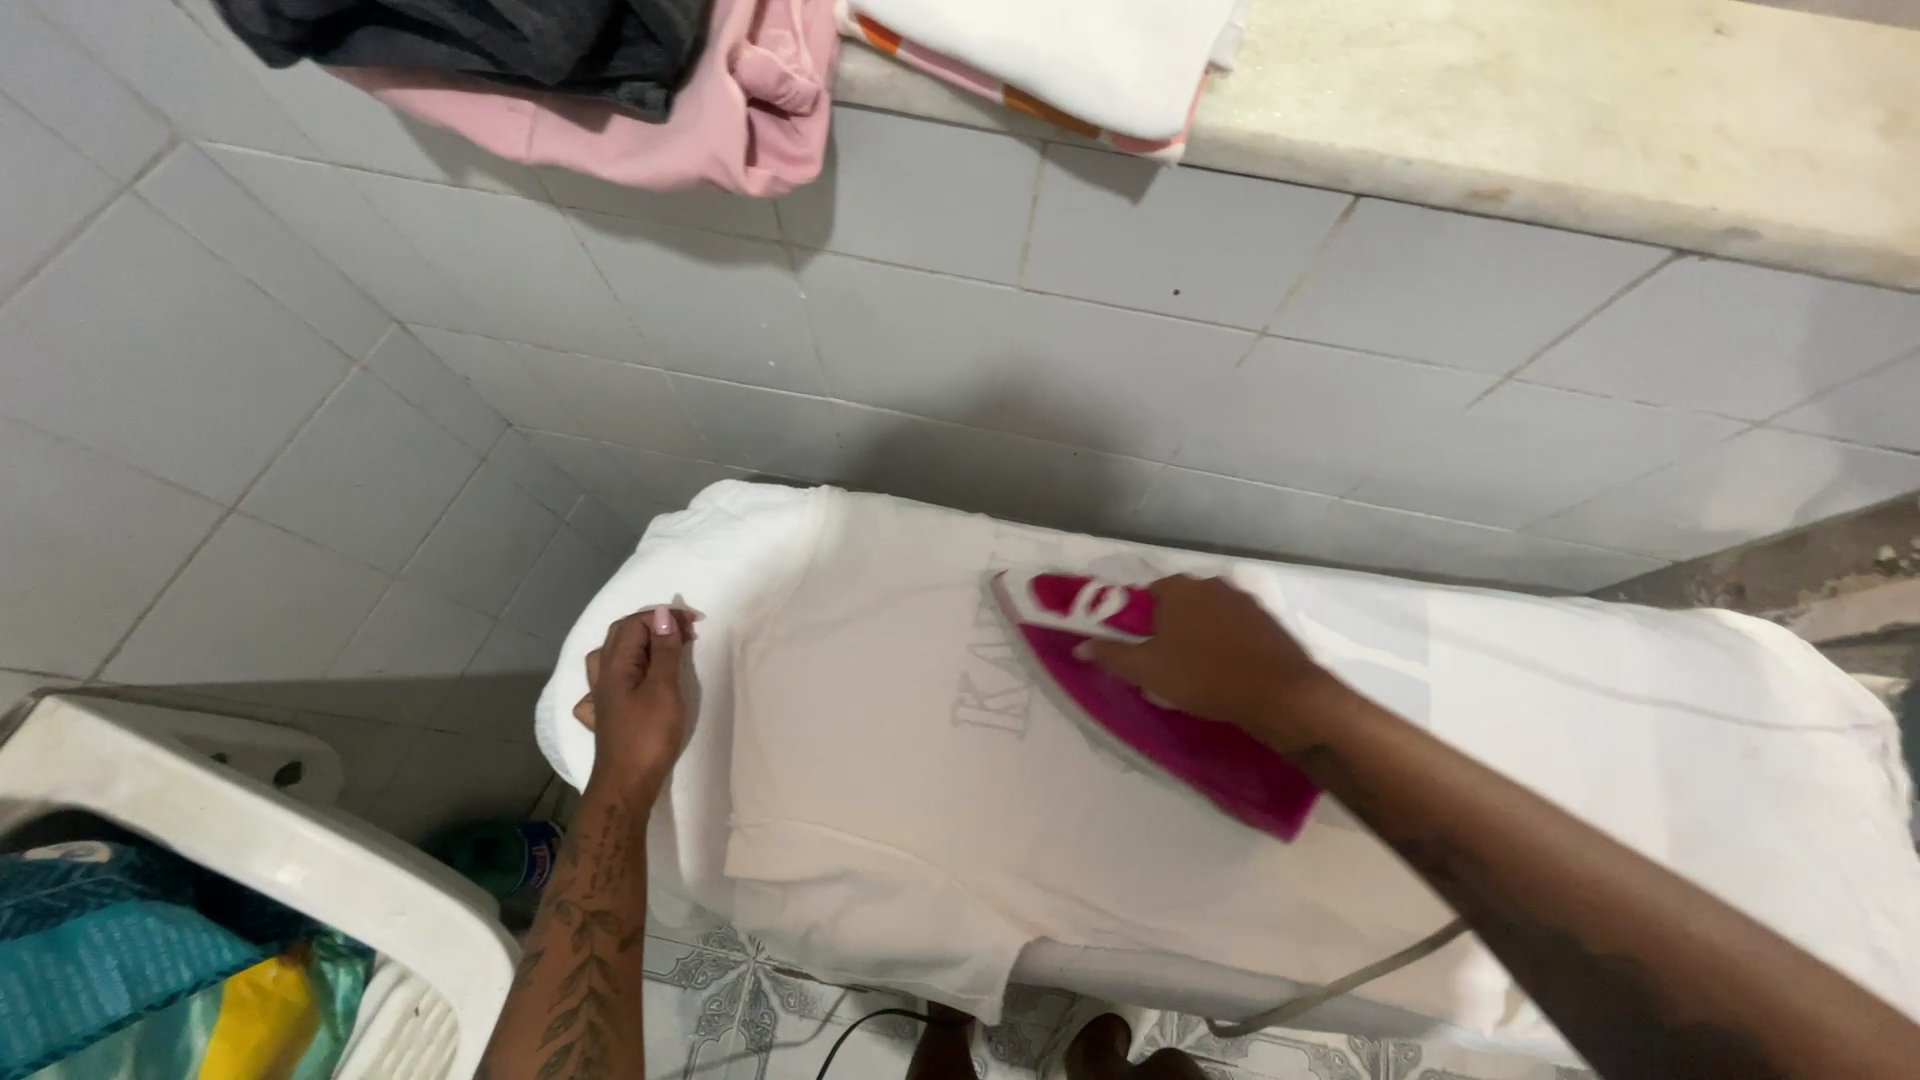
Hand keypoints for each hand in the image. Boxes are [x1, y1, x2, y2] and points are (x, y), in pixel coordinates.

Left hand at [574, 607, 690, 796]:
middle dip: (654, 626)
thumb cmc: (648, 735)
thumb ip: (664, 651)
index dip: (665, 617)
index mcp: (616, 665)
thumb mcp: (664, 688)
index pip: (636, 623)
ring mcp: (601, 695)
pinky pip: (605, 682)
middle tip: (687, 634)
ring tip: (662, 650)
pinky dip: (621, 671)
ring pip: (610, 655)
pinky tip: (629, 682)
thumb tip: (663, 616)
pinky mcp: (606, 713)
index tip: (696, 624)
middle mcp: (603, 675)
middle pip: (621, 634)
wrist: (627, 784)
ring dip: (638, 644)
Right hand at [1085, 574, 1347, 750]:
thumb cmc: (1202, 676)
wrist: (1279, 694)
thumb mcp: (1146, 670)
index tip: (1141, 649)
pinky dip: (1227, 644)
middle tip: (1166, 665)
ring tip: (1199, 673)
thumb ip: (1110, 654)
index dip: (1138, 622)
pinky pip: (1235, 629)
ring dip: (1200, 637)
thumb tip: (1081, 645)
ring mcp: (1244, 600)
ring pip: (1208, 617)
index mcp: (1177, 588)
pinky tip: (1228, 671)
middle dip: (1170, 629)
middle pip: (1178, 604)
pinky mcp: (1268, 620)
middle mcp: (1210, 584)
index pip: (1145, 596)